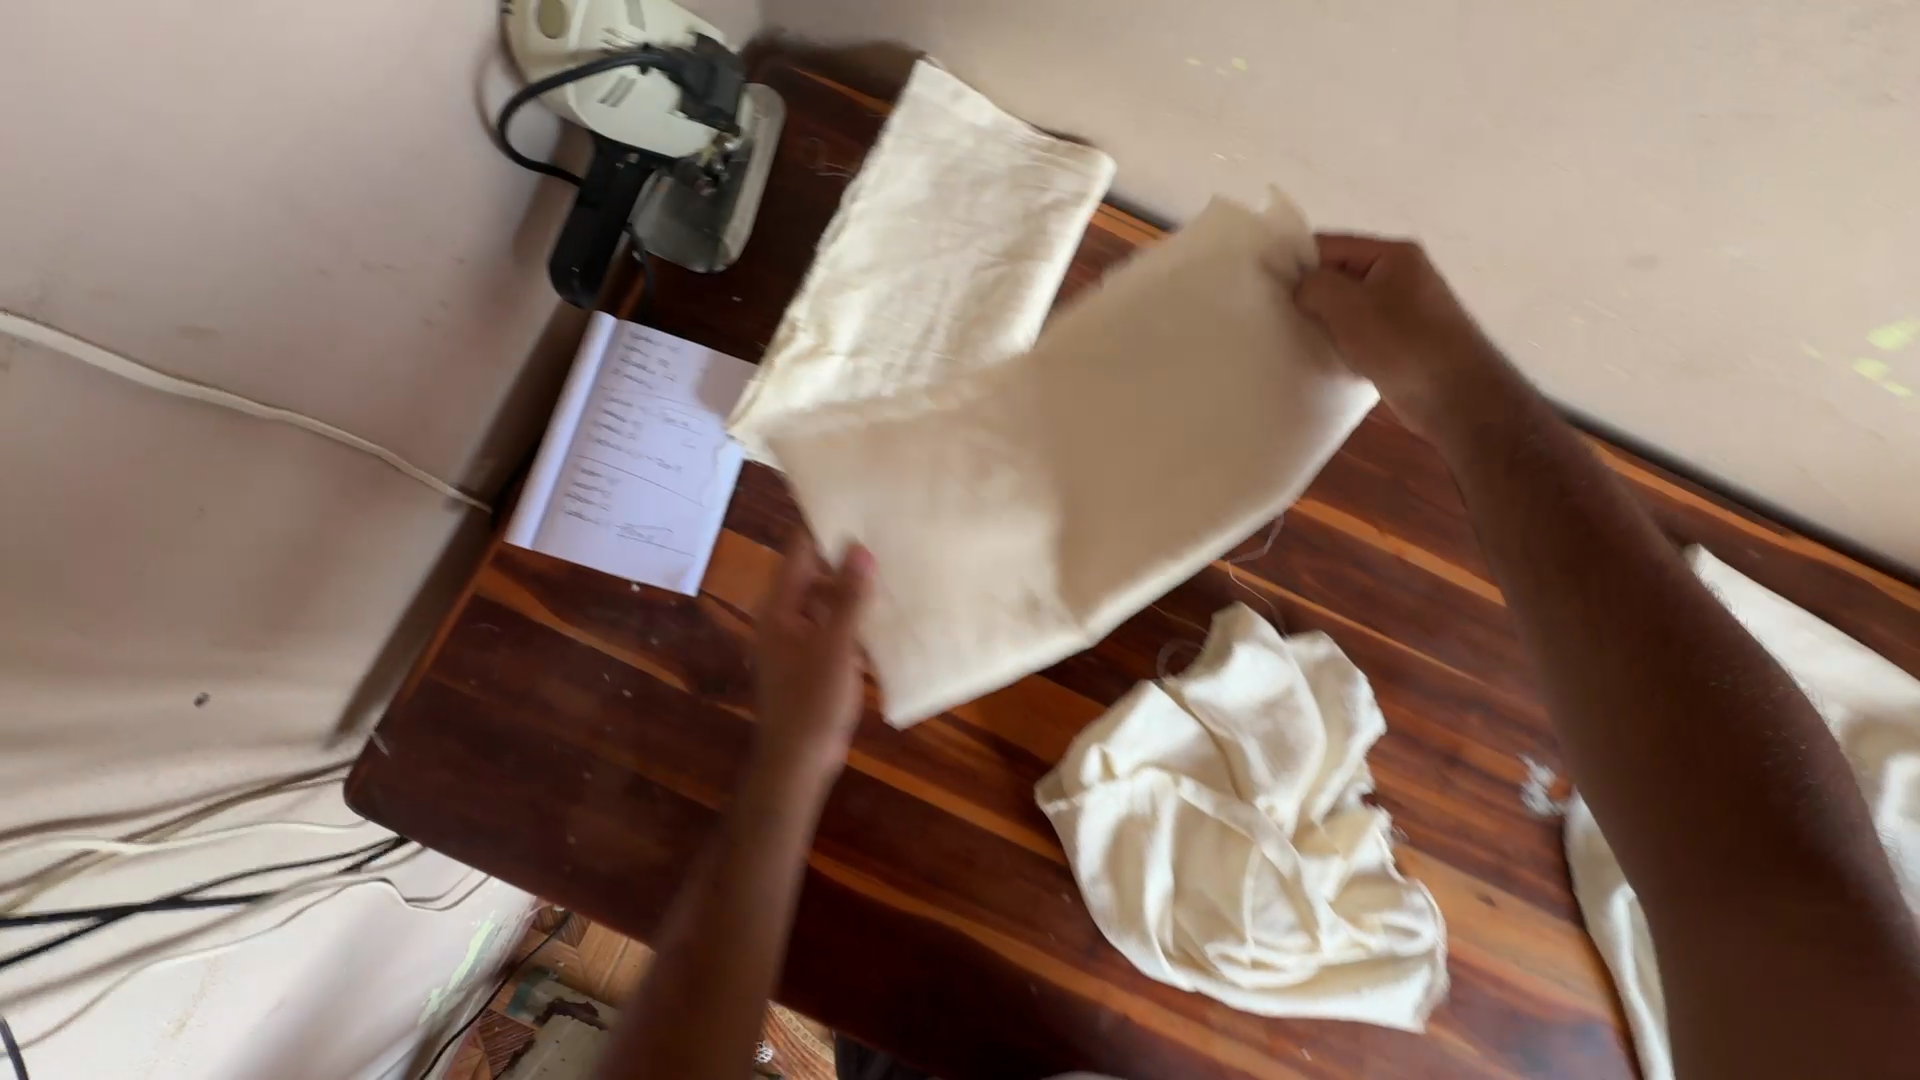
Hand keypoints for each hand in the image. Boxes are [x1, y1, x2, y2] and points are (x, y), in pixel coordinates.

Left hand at [751, 533, 876, 782]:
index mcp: (779, 607)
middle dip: (845, 559)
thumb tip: (860, 548)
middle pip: (812, 574)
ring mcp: (796, 641)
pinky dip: (852, 619)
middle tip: (885, 536)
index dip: (824, 528)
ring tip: (891, 569)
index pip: (798, 551)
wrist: (798, 761)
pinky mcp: (811, 662)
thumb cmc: (811, 701)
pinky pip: (832, 628)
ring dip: (851, 591)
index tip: (859, 507)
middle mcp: (783, 618)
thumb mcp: (835, 646)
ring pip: (825, 602)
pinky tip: (883, 615)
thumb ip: (848, 597)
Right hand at [1291, 233, 1510, 440]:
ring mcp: (1402, 308)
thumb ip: (1315, 286)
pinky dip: (1337, 340)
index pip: (1330, 245)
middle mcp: (1400, 275)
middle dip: (1307, 293)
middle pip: (1338, 274)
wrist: (1454, 395)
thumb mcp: (1349, 307)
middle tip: (1273, 314)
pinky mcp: (1399, 340)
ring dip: (1321, 320)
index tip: (1263, 284)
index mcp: (1392, 255)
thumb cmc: (1402, 344)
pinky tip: (1319, 355)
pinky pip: (1357, 331)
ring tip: (1291, 336)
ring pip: (1346, 306)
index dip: (1295, 261)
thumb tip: (1299, 286)